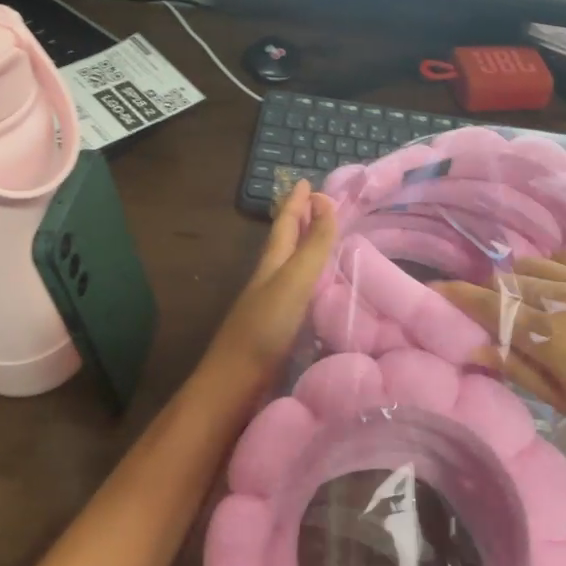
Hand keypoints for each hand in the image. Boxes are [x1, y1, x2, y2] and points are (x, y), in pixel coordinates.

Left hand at [200, 181, 337, 388]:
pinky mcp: (280, 331)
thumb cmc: (264, 328)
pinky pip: (301, 294)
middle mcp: (271, 280)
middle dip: (303, 221)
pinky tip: (325, 292)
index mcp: (272, 263)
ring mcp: (273, 306)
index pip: (286, 223)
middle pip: (287, 242)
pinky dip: (314, 282)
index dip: (298, 201)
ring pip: (293, 268)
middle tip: (322, 205)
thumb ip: (313, 246)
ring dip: (309, 250)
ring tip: (329, 241)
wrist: (235, 384)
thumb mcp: (293, 281)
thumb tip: (326, 202)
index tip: (309, 181)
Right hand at [434, 247, 565, 447]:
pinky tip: (556, 281)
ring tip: (517, 298)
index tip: (433, 292)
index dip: (457, 297)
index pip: (488, 307)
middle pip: (507, 282)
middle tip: (478, 309)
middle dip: (485, 291)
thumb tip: (476, 348)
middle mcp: (562, 299)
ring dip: (517, 277)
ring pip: (535, 265)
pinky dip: (553, 262)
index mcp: (548, 336)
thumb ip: (522, 371)